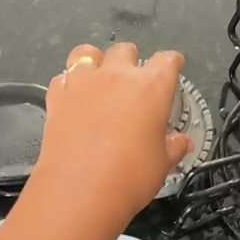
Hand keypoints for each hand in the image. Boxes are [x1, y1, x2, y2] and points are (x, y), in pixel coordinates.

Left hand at [24, 42, 191, 235]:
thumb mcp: (161, 164)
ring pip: (87, 53)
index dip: (171, 63)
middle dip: (130, 60)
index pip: (167, 61)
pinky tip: (72, 98)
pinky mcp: (56, 98)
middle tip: (131, 80)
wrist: (79, 190)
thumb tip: (183, 143)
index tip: (172, 67)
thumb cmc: (130, 176)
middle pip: (125, 50)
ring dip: (94, 61)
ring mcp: (83, 83)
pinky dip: (68, 84)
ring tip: (97, 79)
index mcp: (152, 87)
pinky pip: (62, 78)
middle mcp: (117, 76)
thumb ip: (173, 148)